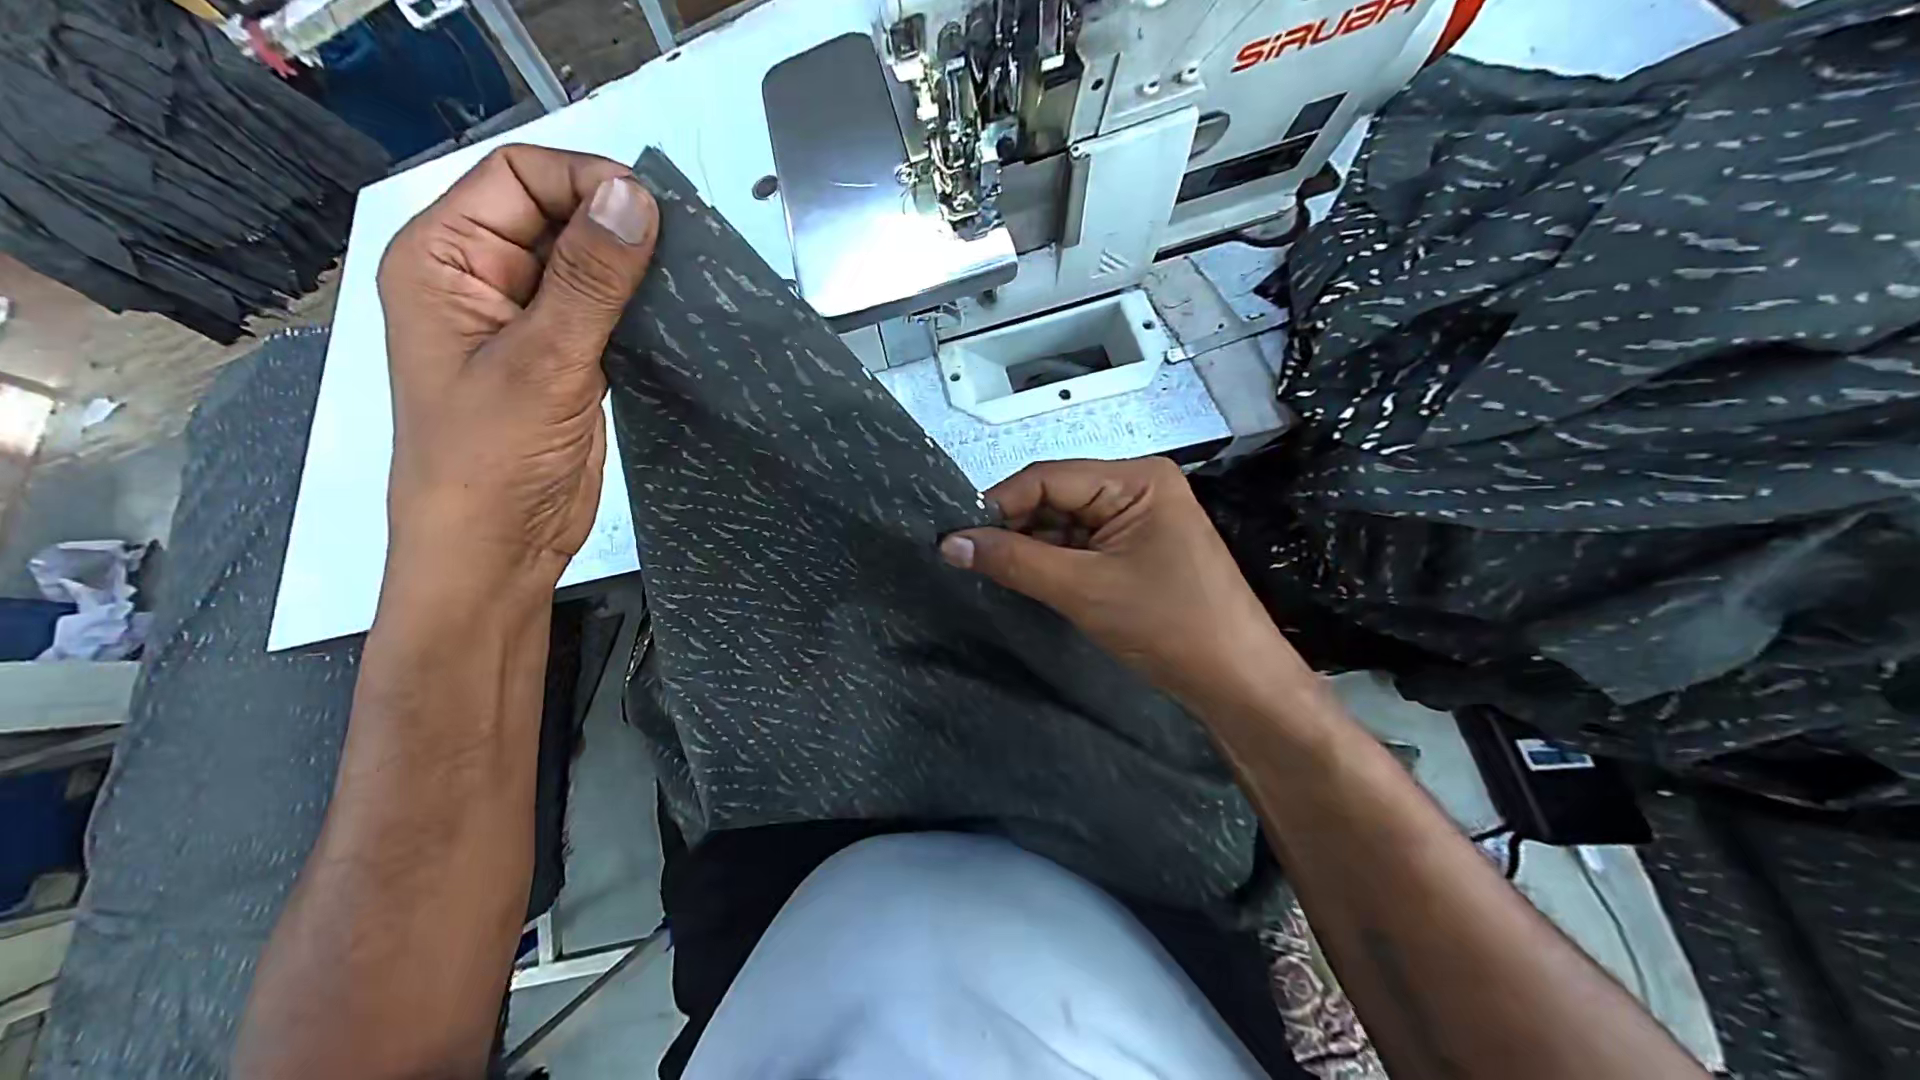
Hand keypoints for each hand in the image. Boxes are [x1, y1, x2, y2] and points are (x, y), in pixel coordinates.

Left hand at [377, 145, 659, 586]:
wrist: (497, 548)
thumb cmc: (490, 460)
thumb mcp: (541, 362)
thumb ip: (589, 280)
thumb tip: (634, 198)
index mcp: (444, 258)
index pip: (518, 178)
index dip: (584, 182)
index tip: (653, 210)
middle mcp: (484, 279)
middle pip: (557, 217)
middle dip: (617, 225)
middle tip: (684, 245)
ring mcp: (529, 321)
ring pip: (589, 267)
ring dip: (635, 269)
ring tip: (688, 277)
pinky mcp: (567, 358)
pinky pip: (607, 312)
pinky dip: (641, 308)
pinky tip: (677, 313)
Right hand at [940, 458, 1311, 712]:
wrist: (1236, 681)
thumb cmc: (1169, 626)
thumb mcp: (1083, 589)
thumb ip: (1014, 561)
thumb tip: (949, 543)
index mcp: (1136, 478)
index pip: (1047, 477)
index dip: (998, 504)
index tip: (955, 537)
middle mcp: (1137, 487)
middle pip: (1054, 497)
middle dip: (1014, 528)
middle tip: (967, 558)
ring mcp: (1137, 520)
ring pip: (1063, 523)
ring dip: (1030, 548)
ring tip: (991, 571)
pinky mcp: (1134, 550)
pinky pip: (1080, 545)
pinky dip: (1052, 562)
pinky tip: (1025, 579)